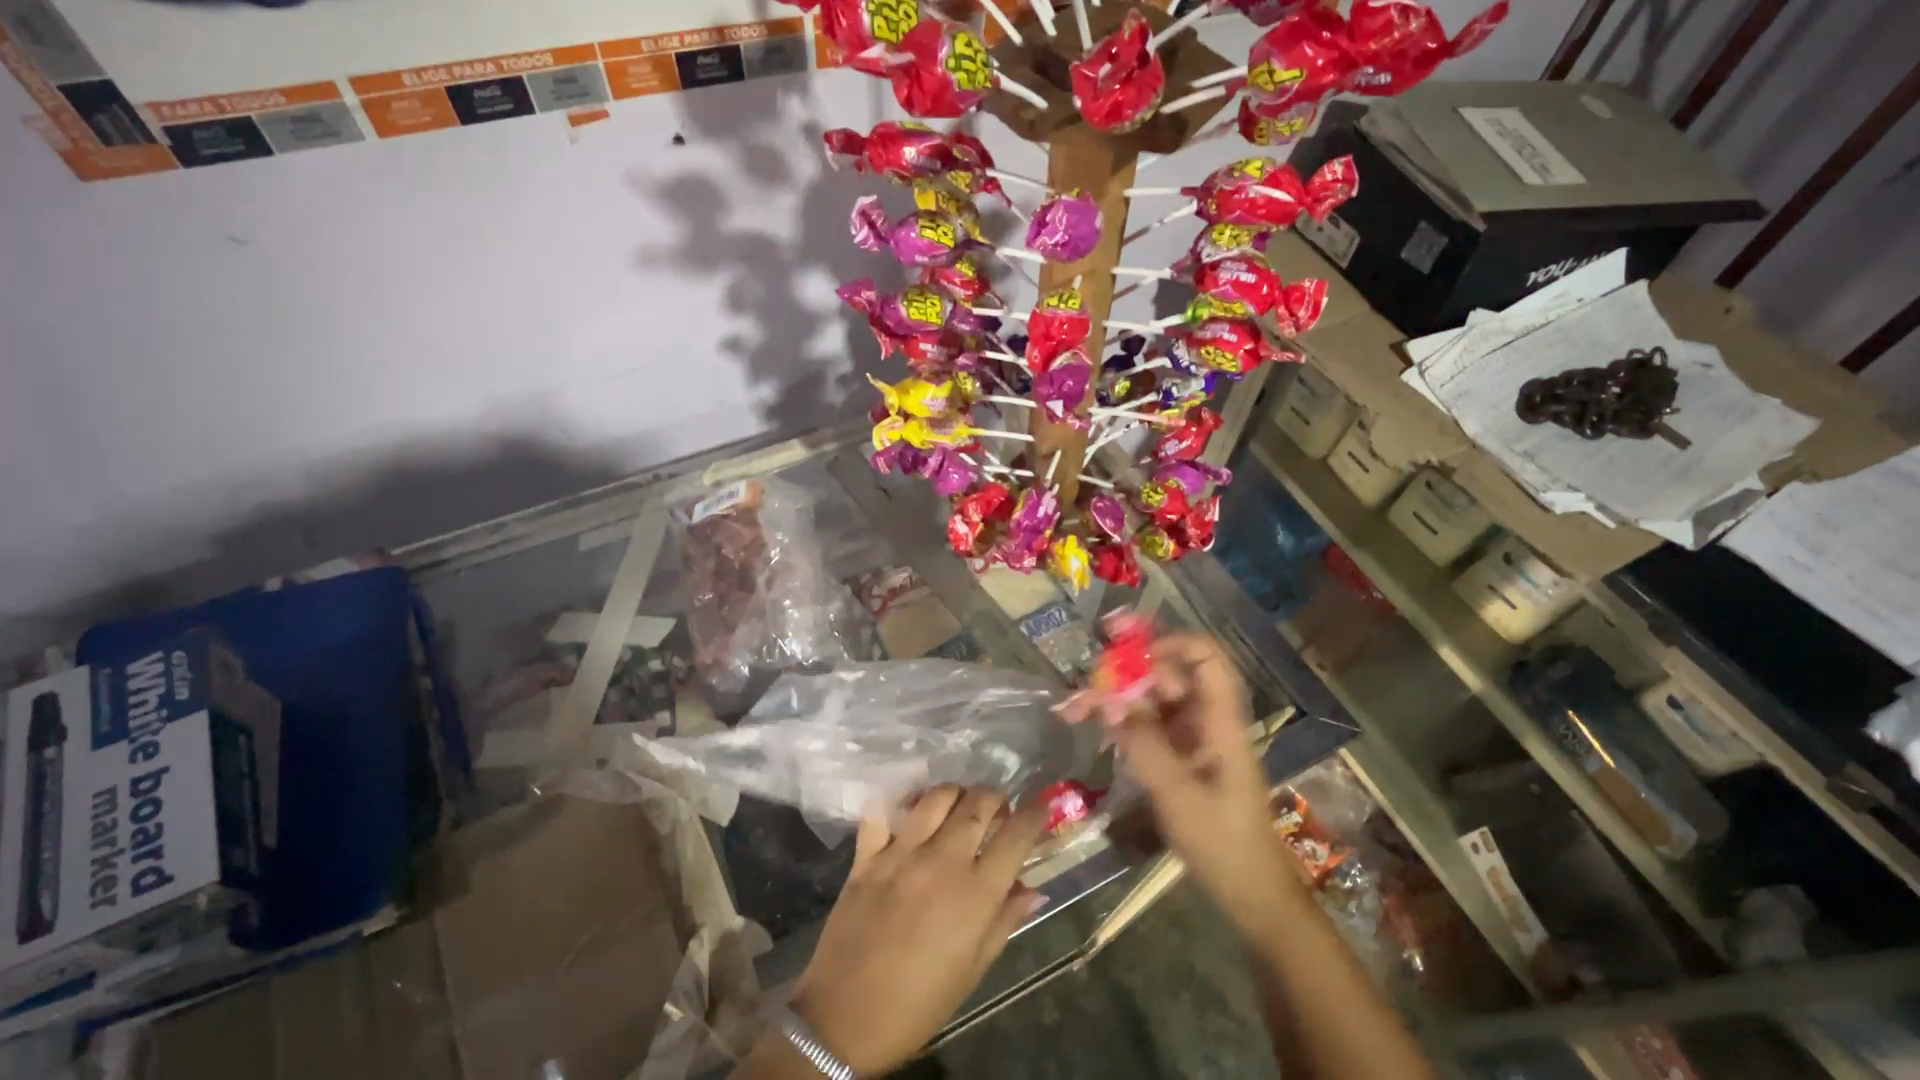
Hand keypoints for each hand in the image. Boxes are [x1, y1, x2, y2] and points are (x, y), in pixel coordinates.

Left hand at [789, 786, 1048, 1074]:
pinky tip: (909, 813)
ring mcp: (899, 855)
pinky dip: (898, 805)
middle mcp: (941, 862)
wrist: (845, 1019)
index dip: (1034, 815)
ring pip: (935, 798)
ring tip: (959, 805)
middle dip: (996, 798)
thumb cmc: (919, 1004)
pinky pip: (882, 814)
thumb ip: (1004, 922)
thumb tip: (1031, 890)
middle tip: (999, 809)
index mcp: (976, 894)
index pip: (1016, 836)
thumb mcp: (973, 971)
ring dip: (955, 793)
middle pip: (978, 805)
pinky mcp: (865, 858)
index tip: (1042, 805)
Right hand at [1069, 633, 1291, 926]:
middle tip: (1086, 685)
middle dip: (1126, 673)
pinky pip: (1148, 727)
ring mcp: (1192, 740)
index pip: (1205, 658)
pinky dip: (1121, 723)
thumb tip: (1110, 703)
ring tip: (1075, 707)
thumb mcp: (1178, 794)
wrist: (1248, 890)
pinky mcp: (1180, 759)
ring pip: (1152, 701)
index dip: (1169, 642)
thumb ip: (1144, 745)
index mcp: (1220, 721)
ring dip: (1116, 698)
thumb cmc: (1222, 841)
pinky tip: (1093, 726)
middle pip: (1168, 677)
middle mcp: (1206, 721)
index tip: (1125, 646)